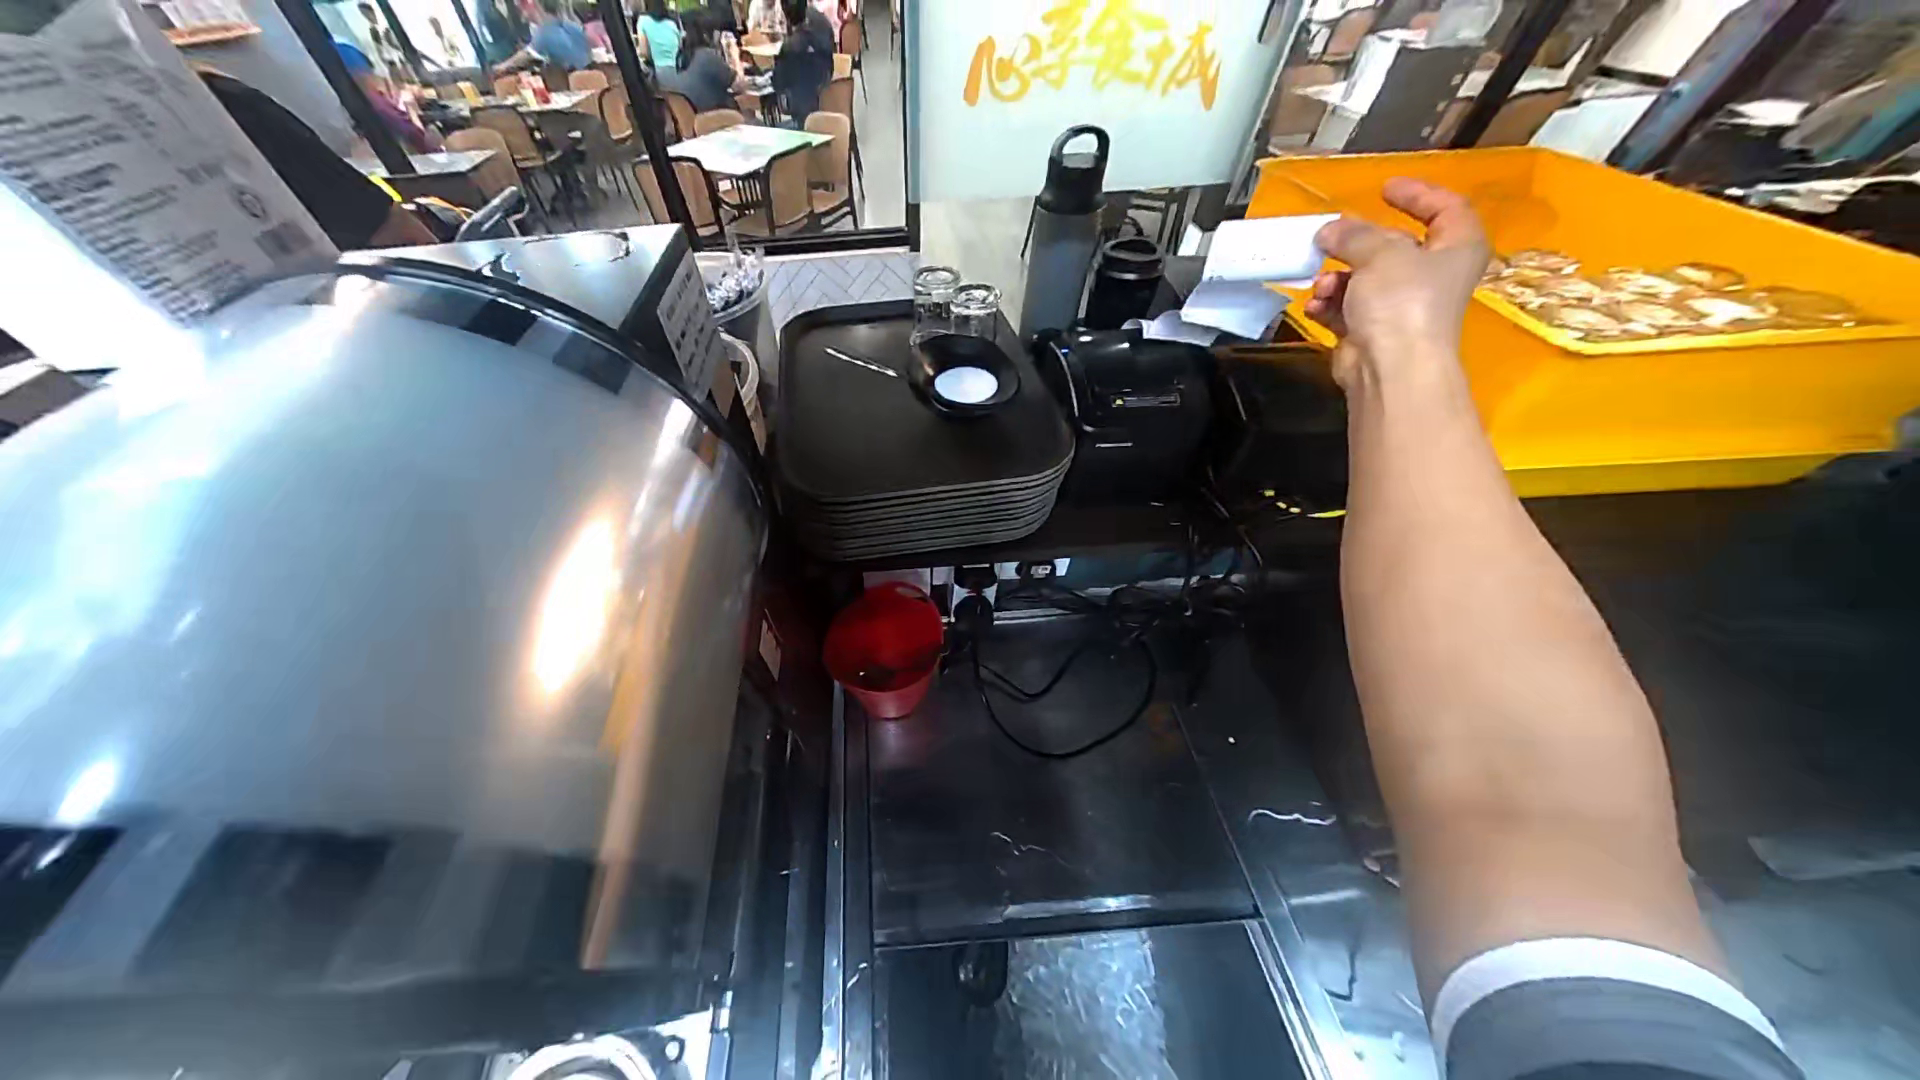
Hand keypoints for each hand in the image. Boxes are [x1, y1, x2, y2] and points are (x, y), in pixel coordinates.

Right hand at [1305, 178, 1489, 390]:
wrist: (1389, 367)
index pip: (1445, 209)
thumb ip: (1353, 234)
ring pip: (1362, 279)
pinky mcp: (1371, 331)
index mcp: (1456, 248)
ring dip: (1336, 279)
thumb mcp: (1380, 253)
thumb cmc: (1401, 302)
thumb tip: (1330, 230)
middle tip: (1329, 240)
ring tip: (1323, 286)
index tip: (1384, 188)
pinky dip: (1329, 306)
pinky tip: (1317, 306)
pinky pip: (1346, 309)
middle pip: (1392, 247)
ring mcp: (1401, 306)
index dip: (1418, 194)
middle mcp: (1432, 276)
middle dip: (1356, 245)